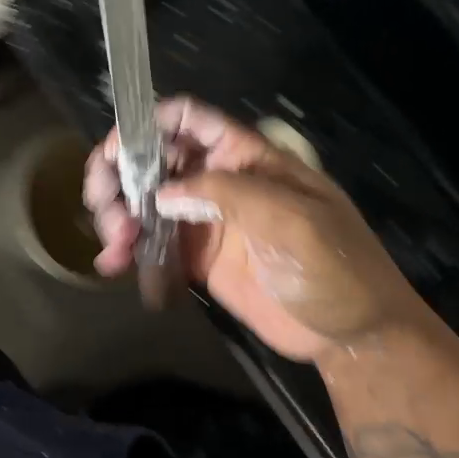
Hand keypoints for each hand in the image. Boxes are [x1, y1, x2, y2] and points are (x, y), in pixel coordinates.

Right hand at [84, 97, 431, 363]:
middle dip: (117, 175)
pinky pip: (149, 244)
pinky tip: (113, 266)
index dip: (147, 123)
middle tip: (101, 204)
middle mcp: (216, 179)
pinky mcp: (193, 257)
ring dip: (116, 216)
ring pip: (141, 200)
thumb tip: (161, 194)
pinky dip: (126, 252)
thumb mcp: (292, 220)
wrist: (357, 338)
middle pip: (150, 158)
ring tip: (114, 245)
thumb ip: (226, 195)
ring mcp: (202, 218)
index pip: (188, 119)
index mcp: (244, 157)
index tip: (115, 151)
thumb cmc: (338, 267)